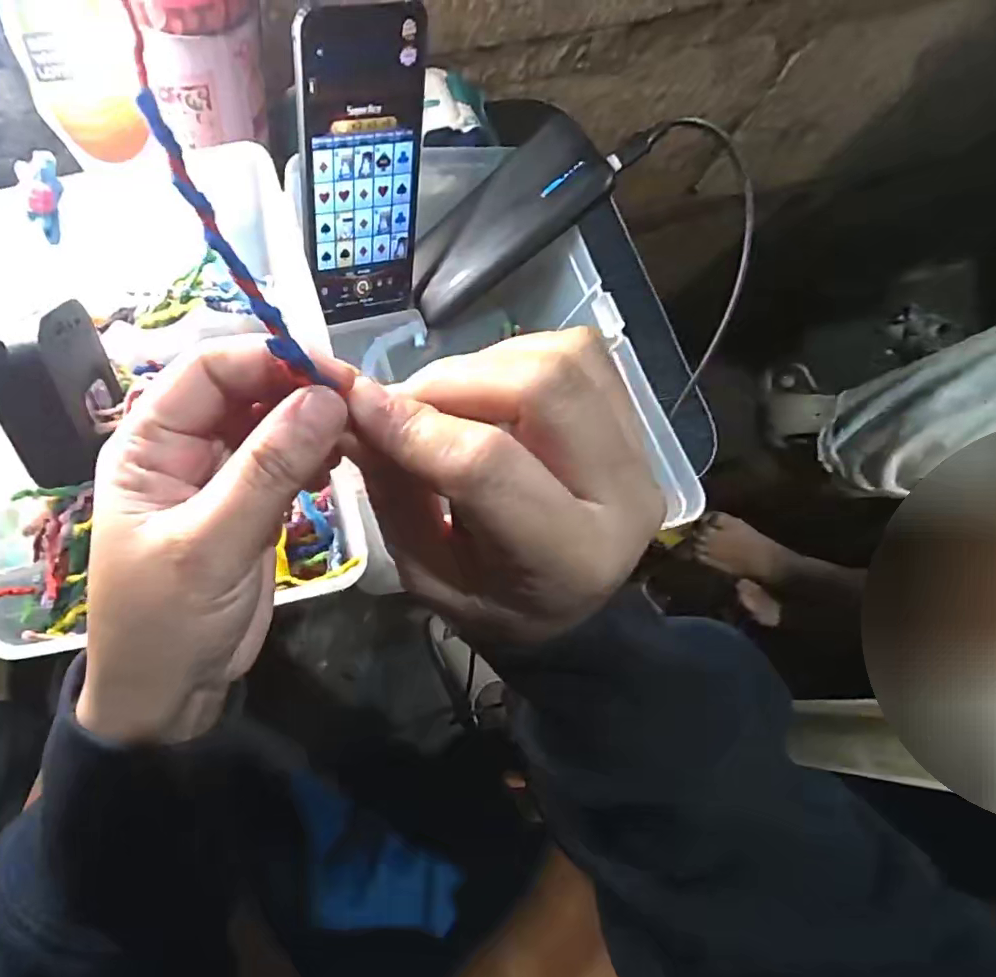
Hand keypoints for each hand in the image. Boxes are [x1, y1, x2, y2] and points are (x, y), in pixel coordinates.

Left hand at [79, 337, 356, 743]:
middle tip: (358, 406)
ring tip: (353, 439)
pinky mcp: (247, 508)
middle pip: (244, 391)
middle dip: (299, 391)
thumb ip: (266, 471)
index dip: (268, 360)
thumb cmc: (166, 623)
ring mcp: (217, 478)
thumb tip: (325, 398)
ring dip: (312, 424)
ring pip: (270, 425)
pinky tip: (334, 469)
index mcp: (148, 444)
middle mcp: (181, 449)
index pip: (207, 370)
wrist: (167, 697)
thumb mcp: (210, 546)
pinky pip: (283, 464)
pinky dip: (312, 458)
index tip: (332, 375)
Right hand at [346, 326, 662, 644]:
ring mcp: (640, 449)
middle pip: (540, 386)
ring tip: (442, 403)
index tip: (357, 406)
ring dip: (479, 367)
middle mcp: (621, 494)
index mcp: (566, 557)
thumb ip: (394, 493)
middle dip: (449, 381)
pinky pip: (574, 351)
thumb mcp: (426, 571)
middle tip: (400, 404)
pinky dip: (510, 359)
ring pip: (560, 356)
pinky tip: (484, 394)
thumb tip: (355, 413)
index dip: (414, 427)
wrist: (565, 606)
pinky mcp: (636, 418)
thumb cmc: (489, 603)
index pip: (486, 465)